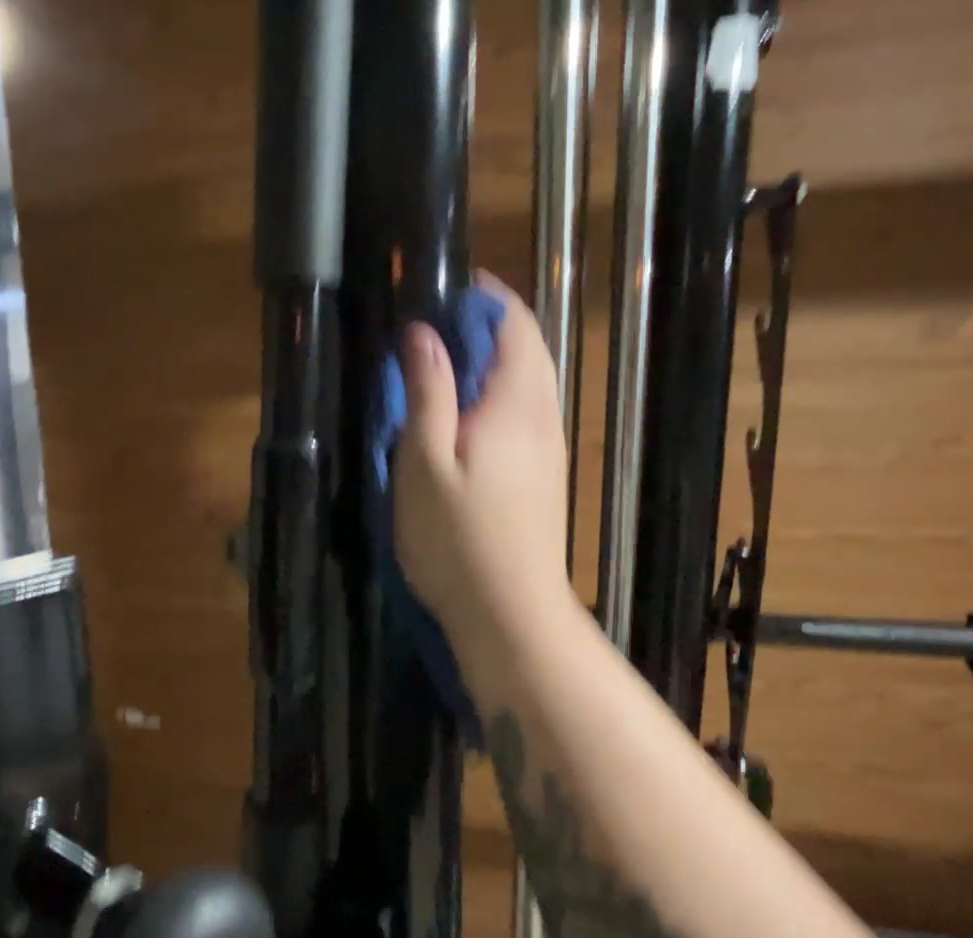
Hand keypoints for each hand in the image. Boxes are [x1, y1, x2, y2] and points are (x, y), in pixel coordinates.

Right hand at [393, 274, 575, 683]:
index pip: (515, 325)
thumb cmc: (457, 539)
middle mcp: (543, 418)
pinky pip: (526, 414)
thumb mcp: (424, 464)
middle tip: (434, 329)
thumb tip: (424, 332)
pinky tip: (466, 421)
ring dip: (493, 363)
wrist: (510, 613)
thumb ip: (427, 394)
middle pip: (528, 351)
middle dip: (487, 328)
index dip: (484, 298)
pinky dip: (498, 396)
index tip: (443, 289)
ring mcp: (549, 450)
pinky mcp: (544, 478)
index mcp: (515, 405)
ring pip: (530, 384)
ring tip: (443, 369)